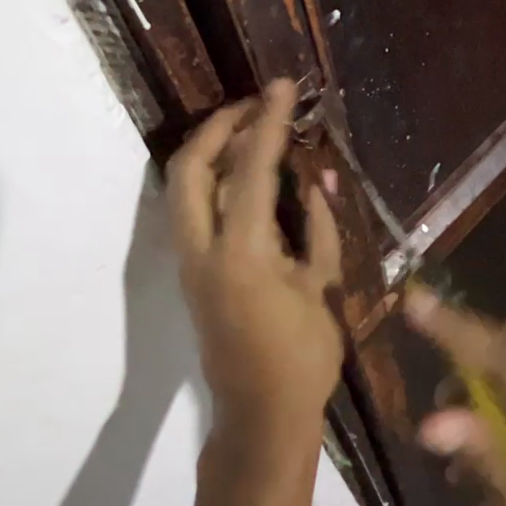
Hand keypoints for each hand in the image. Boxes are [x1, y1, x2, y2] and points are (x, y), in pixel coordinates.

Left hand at [168, 80, 343, 442]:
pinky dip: (211, 178)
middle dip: (219, 125)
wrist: (259, 419)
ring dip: (211, 149)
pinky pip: (190, 208)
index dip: (268, 122)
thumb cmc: (303, 359)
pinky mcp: (189, 272)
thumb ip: (320, 227)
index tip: (282, 87)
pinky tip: (244, 173)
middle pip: (189, 166)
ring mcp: (188, 262)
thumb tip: (318, 178)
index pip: (250, 169)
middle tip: (256, 106)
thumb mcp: (323, 287)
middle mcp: (202, 249)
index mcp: (242, 252)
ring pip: (181, 186)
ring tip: (252, 131)